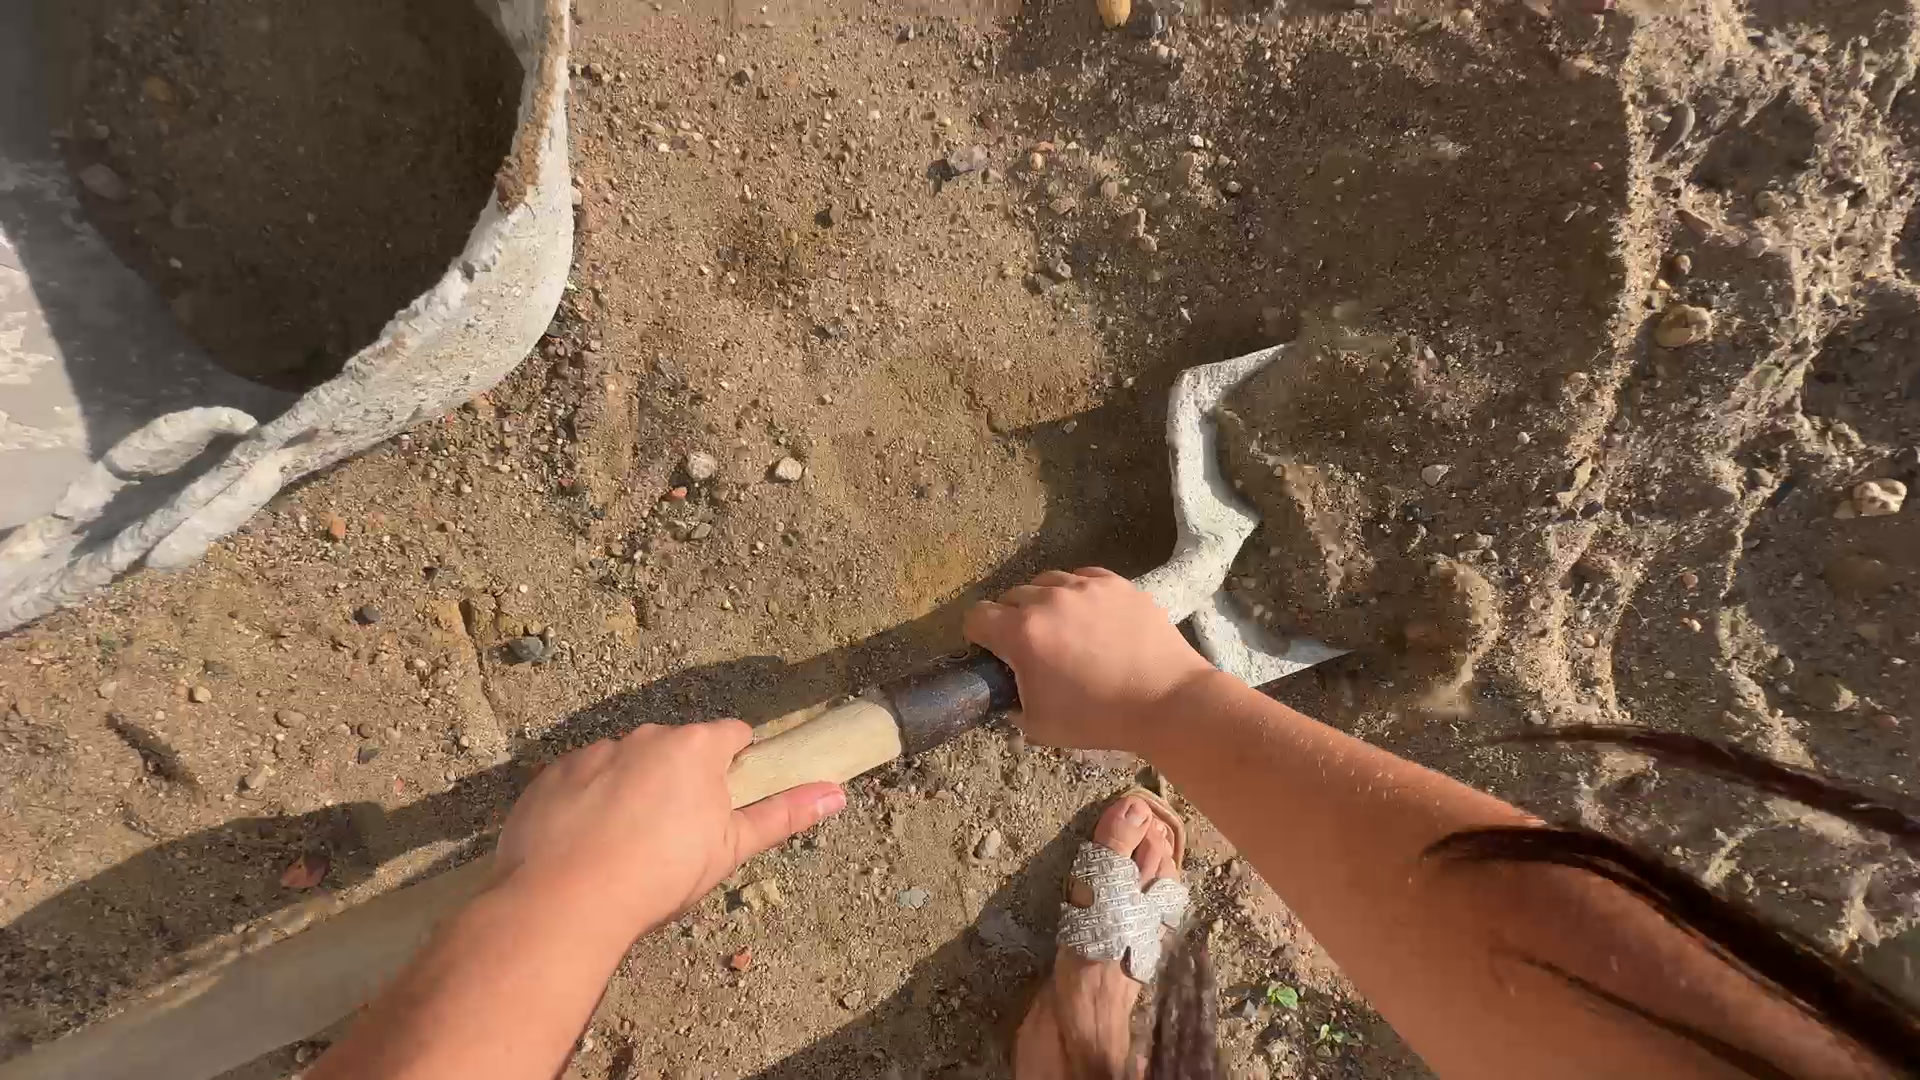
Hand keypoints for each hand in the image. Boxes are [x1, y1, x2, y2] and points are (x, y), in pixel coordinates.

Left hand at [492, 720, 844, 940]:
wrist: (562, 904)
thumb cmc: (662, 872)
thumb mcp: (732, 847)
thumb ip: (785, 814)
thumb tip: (837, 793)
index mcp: (696, 745)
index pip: (732, 734)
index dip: (736, 763)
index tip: (725, 799)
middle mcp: (647, 735)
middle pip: (678, 747)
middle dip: (682, 776)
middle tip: (675, 830)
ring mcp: (594, 751)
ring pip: (628, 760)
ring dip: (634, 786)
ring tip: (624, 841)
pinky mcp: (551, 774)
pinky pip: (581, 777)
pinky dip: (588, 799)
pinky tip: (583, 841)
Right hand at [963, 568, 1219, 751]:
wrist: (1167, 702)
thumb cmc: (1099, 718)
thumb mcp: (1039, 726)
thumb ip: (1012, 704)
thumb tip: (1009, 693)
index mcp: (1021, 633)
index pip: (977, 616)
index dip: (978, 634)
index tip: (992, 649)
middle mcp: (1048, 600)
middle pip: (1011, 596)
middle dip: (1012, 618)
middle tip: (1032, 645)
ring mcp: (1085, 586)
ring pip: (1047, 582)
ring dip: (1045, 602)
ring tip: (1063, 627)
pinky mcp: (1116, 583)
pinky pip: (1083, 577)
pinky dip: (1078, 593)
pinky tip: (1091, 616)